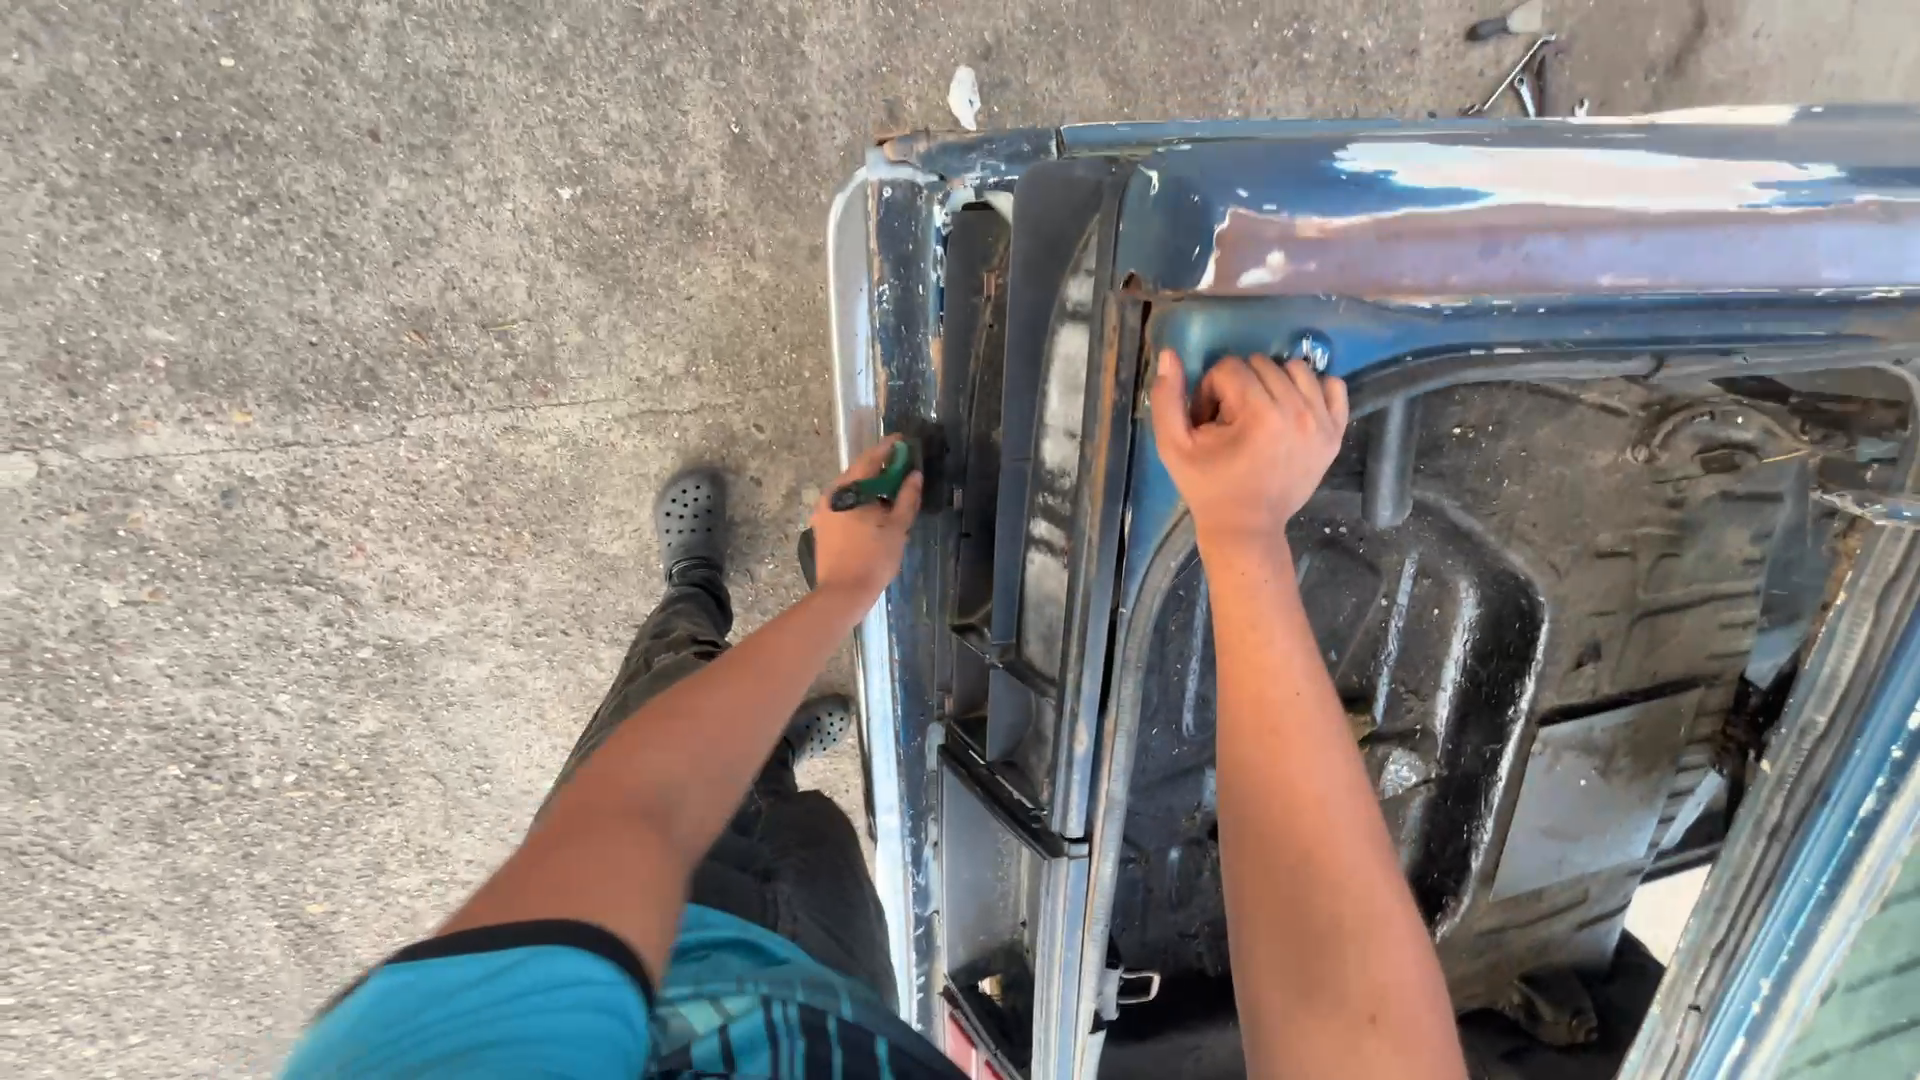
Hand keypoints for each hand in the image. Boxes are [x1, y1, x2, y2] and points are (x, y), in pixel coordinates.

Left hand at [808, 435, 923, 602]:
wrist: (843, 593)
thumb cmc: (873, 558)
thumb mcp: (897, 526)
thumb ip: (907, 497)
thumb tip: (915, 476)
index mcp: (848, 489)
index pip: (870, 459)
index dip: (889, 448)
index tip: (903, 441)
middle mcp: (831, 495)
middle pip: (858, 474)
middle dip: (880, 469)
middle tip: (901, 467)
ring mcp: (824, 512)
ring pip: (851, 491)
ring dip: (871, 488)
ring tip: (891, 492)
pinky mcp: (823, 527)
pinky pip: (845, 505)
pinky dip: (861, 502)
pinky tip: (875, 512)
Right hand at [1150, 348, 1348, 556]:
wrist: (1246, 528)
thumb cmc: (1206, 487)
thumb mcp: (1173, 446)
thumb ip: (1166, 399)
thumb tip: (1170, 354)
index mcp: (1259, 414)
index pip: (1229, 368)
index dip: (1210, 391)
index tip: (1208, 422)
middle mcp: (1297, 411)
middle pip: (1261, 364)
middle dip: (1238, 387)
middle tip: (1230, 423)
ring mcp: (1323, 422)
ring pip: (1296, 368)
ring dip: (1272, 384)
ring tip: (1259, 416)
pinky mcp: (1336, 432)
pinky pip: (1333, 385)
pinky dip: (1310, 390)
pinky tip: (1290, 411)